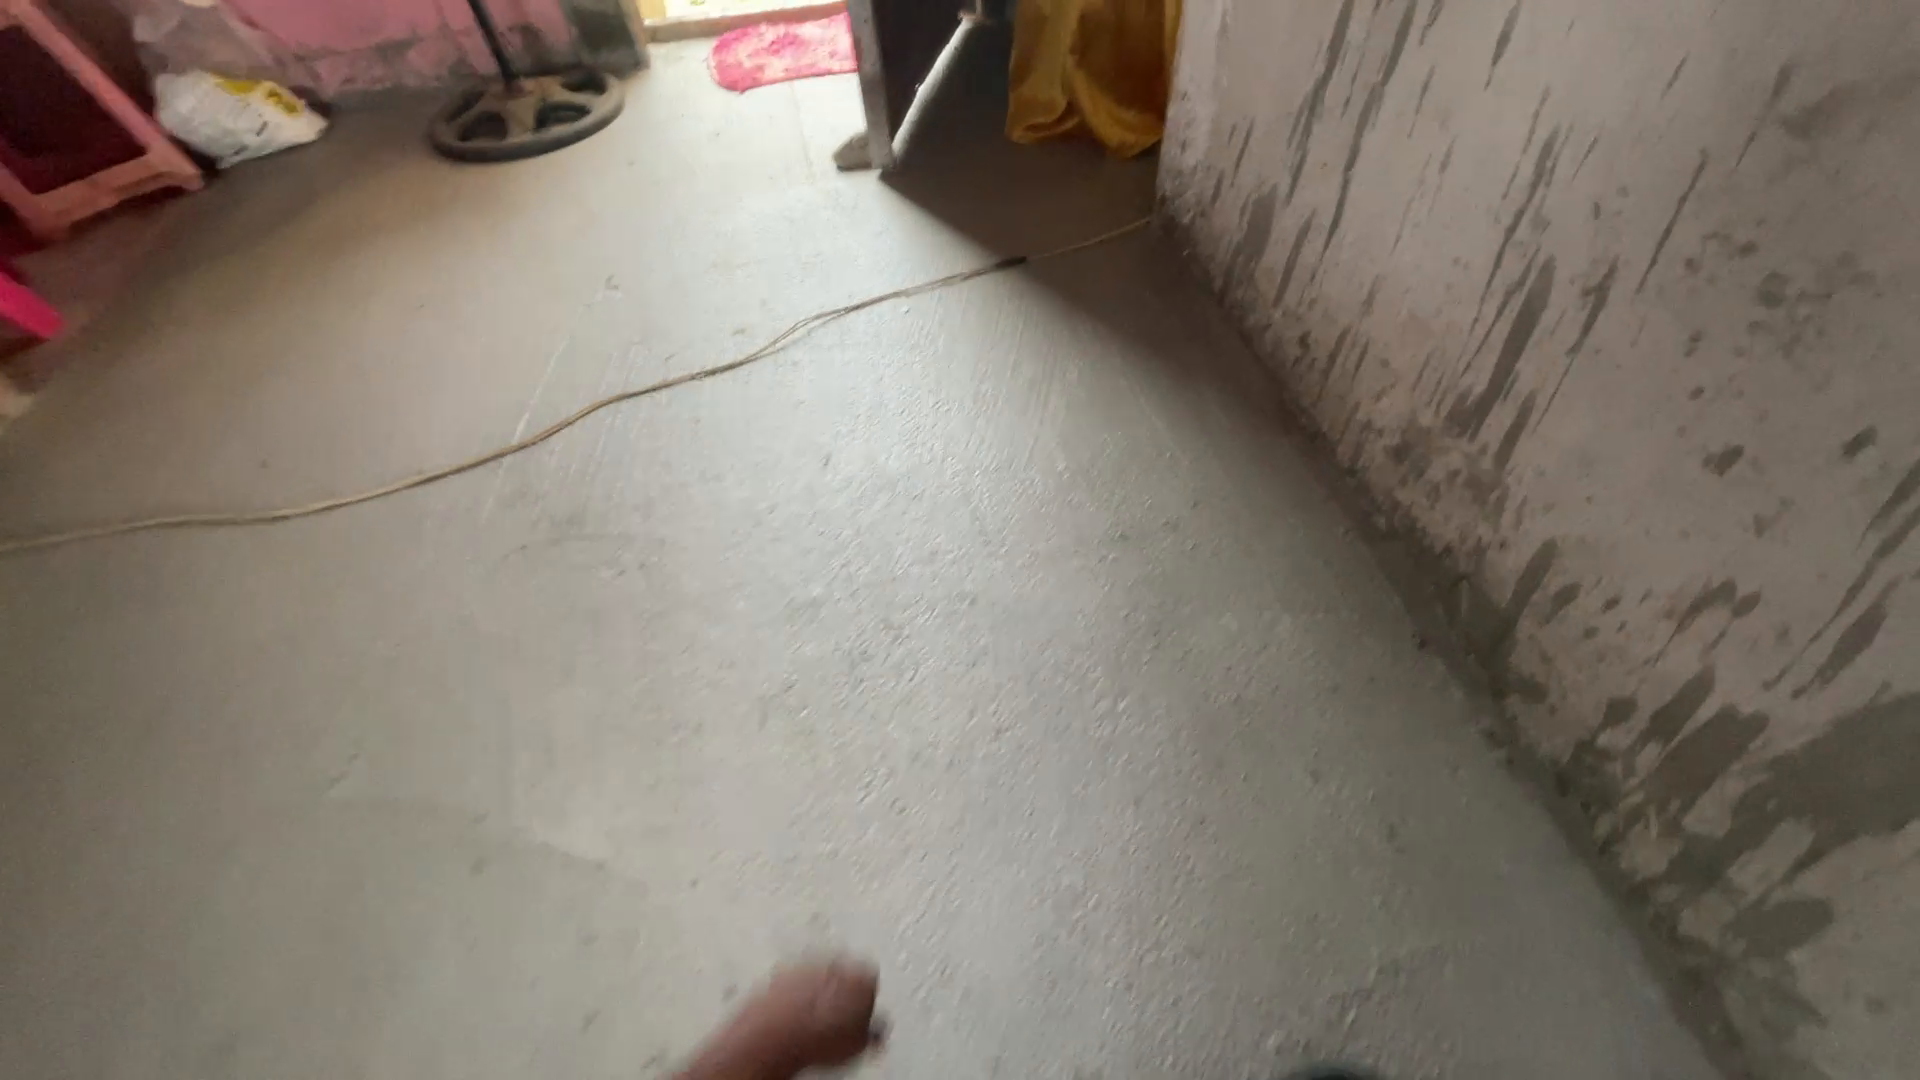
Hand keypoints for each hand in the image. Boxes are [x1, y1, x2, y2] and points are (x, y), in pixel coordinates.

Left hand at [679, 958, 885, 1079]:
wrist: (774, 1034)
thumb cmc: (816, 1035)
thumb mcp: (856, 1042)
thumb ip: (869, 1029)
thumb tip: (872, 1030)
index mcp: (858, 968)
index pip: (870, 979)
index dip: (866, 1004)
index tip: (862, 1019)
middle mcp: (831, 958)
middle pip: (841, 973)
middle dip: (839, 993)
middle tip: (838, 1019)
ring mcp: (802, 963)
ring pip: (816, 976)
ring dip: (816, 993)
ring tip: (813, 1023)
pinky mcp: (777, 972)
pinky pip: (791, 982)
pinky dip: (793, 995)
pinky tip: (792, 1019)